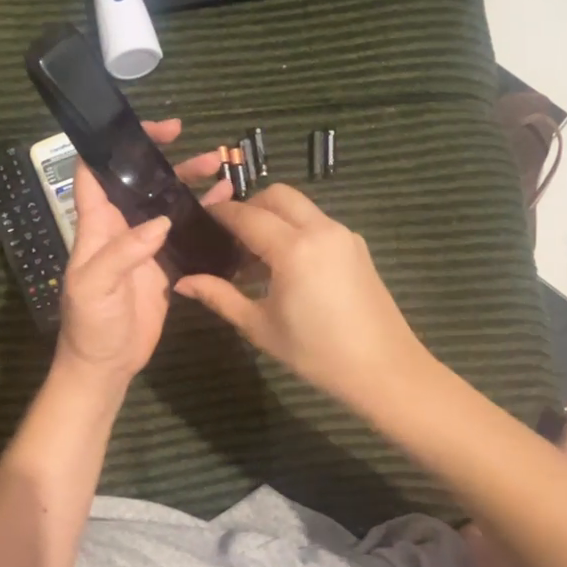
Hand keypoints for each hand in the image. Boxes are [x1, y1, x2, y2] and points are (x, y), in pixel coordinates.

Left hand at [54, 120, 229, 383]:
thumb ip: (123, 252)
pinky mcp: (165, 266)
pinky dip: (204, 217)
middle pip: (141, 183)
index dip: (115, 146)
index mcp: (96, 226)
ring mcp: (144, 247)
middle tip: (203, 148)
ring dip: (191, 185)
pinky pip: (185, 233)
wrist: (106, 366)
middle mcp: (120, 228)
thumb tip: (161, 222)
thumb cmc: (90, 325)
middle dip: (168, 161)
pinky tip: (227, 205)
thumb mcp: (95, 286)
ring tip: (222, 169)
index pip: (95, 173)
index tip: (152, 132)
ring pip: (167, 205)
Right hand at [174, 184, 432, 413]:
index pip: (246, 215)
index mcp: (293, 249)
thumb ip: (219, 296)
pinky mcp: (356, 247)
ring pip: (300, 208)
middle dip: (249, 207)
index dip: (220, 214)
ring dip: (273, 219)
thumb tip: (182, 282)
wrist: (385, 370)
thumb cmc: (316, 353)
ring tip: (253, 260)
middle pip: (277, 196)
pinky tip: (284, 269)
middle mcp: (320, 230)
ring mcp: (343, 236)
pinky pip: (317, 224)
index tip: (199, 220)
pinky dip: (294, 231)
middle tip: (229, 239)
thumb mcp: (260, 326)